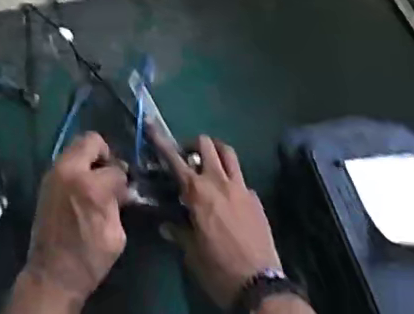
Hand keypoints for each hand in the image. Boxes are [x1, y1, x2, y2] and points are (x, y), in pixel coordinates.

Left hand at [14, 132, 129, 311]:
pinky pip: (65, 161)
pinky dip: (76, 168)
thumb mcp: (115, 235)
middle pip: (90, 140)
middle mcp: (69, 170)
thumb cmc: (89, 258)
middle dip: (104, 154)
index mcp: (90, 186)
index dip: (124, 179)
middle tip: (110, 174)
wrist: (52, 272)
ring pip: (75, 147)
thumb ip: (117, 204)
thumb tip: (121, 188)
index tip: (126, 189)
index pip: (115, 168)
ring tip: (96, 182)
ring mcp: (53, 172)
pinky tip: (82, 189)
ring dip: (88, 159)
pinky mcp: (45, 179)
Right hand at [165, 135, 283, 307]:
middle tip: (188, 157)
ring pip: (228, 153)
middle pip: (206, 144)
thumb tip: (166, 225)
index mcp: (197, 191)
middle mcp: (218, 182)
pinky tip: (230, 198)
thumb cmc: (219, 268)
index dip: (160, 140)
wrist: (262, 287)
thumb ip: (178, 232)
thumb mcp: (192, 252)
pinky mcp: (257, 201)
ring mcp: (241, 189)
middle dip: (194, 145)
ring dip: (217, 152)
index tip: (152, 127)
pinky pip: (242, 180)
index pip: (174, 158)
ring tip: (210, 163)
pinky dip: (233, 181)